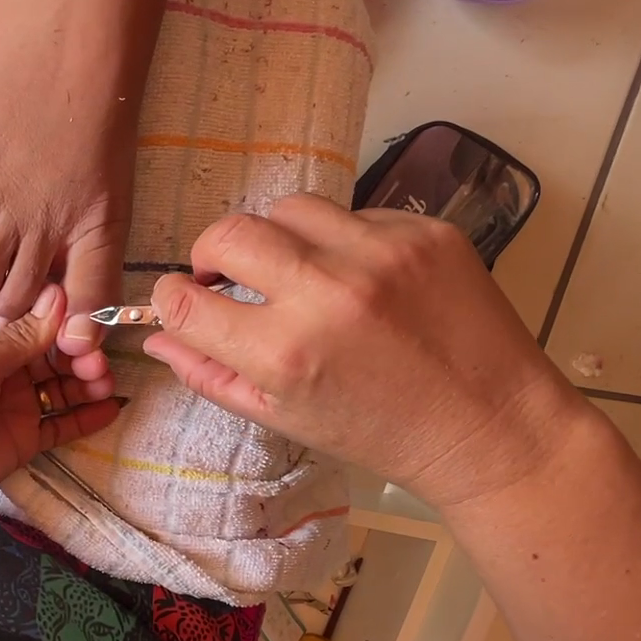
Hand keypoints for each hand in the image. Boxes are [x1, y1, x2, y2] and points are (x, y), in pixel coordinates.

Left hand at [0, 284, 122, 516]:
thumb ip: (18, 336)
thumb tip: (59, 293)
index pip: (35, 321)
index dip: (65, 321)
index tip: (92, 324)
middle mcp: (6, 369)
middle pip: (55, 353)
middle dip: (81, 354)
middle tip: (98, 364)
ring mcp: (18, 404)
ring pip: (64, 386)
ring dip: (88, 382)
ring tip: (105, 384)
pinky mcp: (26, 438)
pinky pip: (63, 423)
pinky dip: (87, 416)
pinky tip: (111, 408)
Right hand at [141, 194, 590, 508]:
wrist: (485, 422)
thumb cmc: (370, 431)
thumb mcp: (275, 415)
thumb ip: (206, 372)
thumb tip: (155, 336)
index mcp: (281, 352)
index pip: (183, 302)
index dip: (166, 300)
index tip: (179, 305)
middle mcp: (324, 292)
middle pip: (228, 234)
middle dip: (208, 255)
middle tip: (221, 278)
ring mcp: (378, 253)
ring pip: (286, 209)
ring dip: (271, 239)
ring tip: (289, 271)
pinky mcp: (423, 230)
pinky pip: (348, 215)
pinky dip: (332, 241)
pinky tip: (351, 276)